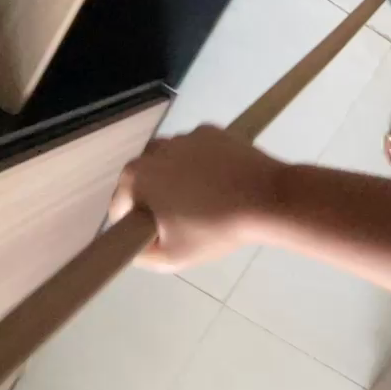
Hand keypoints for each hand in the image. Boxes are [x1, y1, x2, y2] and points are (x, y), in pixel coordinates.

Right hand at [109, 127, 286, 271]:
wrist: (268, 200)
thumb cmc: (216, 229)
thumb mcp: (171, 258)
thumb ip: (141, 254)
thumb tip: (137, 244)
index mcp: (136, 177)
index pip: (122, 206)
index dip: (138, 226)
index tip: (162, 235)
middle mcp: (155, 149)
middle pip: (144, 180)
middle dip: (157, 198)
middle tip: (185, 220)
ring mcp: (186, 136)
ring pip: (171, 161)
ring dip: (179, 178)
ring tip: (206, 200)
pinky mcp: (214, 132)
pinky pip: (198, 150)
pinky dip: (204, 163)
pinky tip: (222, 181)